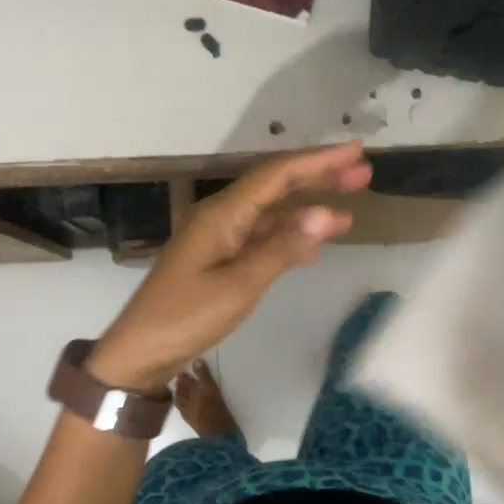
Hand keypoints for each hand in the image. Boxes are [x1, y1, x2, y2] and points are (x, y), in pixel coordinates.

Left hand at [88, 142, 371, 389]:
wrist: (142, 350)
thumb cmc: (186, 317)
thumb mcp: (239, 286)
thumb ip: (283, 249)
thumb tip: (325, 214)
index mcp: (222, 215)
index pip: (277, 176)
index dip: (318, 162)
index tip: (357, 153)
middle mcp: (220, 218)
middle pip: (274, 188)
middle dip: (317, 179)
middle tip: (361, 175)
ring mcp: (218, 240)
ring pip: (270, 215)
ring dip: (306, 212)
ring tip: (347, 212)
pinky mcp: (217, 263)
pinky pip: (260, 240)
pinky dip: (288, 239)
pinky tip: (312, 247)